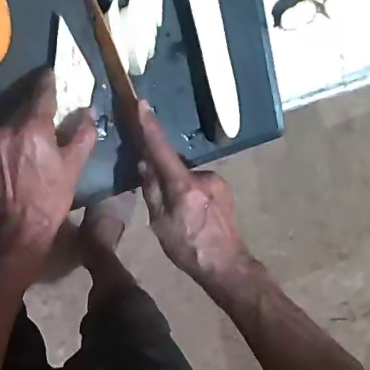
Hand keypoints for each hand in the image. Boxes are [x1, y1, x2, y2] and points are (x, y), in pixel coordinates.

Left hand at [0, 70, 96, 262]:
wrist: (18, 226)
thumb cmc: (51, 197)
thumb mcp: (74, 166)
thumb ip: (82, 134)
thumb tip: (87, 113)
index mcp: (32, 127)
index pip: (42, 94)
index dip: (49, 82)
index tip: (53, 73)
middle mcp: (9, 128)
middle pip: (26, 106)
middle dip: (40, 105)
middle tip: (54, 109)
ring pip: (14, 120)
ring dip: (27, 121)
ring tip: (41, 132)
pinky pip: (4, 134)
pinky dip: (16, 134)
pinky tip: (26, 147)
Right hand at [134, 101, 255, 292]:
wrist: (227, 266)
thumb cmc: (188, 248)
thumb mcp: (160, 222)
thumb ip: (151, 189)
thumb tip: (145, 162)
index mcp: (183, 185)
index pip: (161, 149)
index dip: (149, 126)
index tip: (142, 103)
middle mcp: (203, 176)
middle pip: (173, 166)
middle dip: (161, 175)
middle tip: (157, 200)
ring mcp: (217, 182)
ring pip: (186, 177)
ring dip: (176, 187)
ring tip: (176, 216)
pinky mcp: (224, 190)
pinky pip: (198, 185)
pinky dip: (189, 193)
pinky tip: (190, 216)